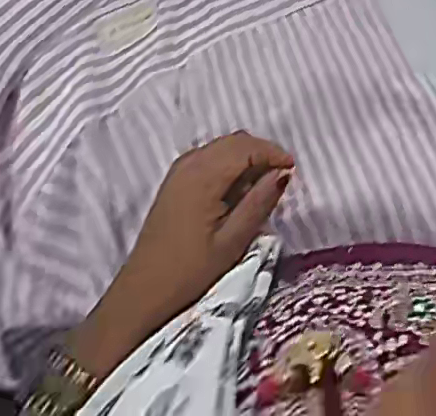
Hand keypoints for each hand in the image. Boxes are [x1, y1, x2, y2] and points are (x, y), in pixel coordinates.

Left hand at [62, 132, 294, 376]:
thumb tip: (284, 173)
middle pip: (235, 141)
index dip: (274, 153)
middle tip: (281, 178)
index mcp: (203, 175)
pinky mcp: (176, 180)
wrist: (142, 295)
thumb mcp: (232, 241)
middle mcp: (190, 162)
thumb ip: (260, 202)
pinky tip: (238, 190)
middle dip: (262, 153)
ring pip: (223, 146)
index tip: (293, 170)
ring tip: (262, 186)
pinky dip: (230, 164)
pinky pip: (211, 156)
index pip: (247, 147)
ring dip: (246, 158)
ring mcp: (180, 169)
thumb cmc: (189, 272)